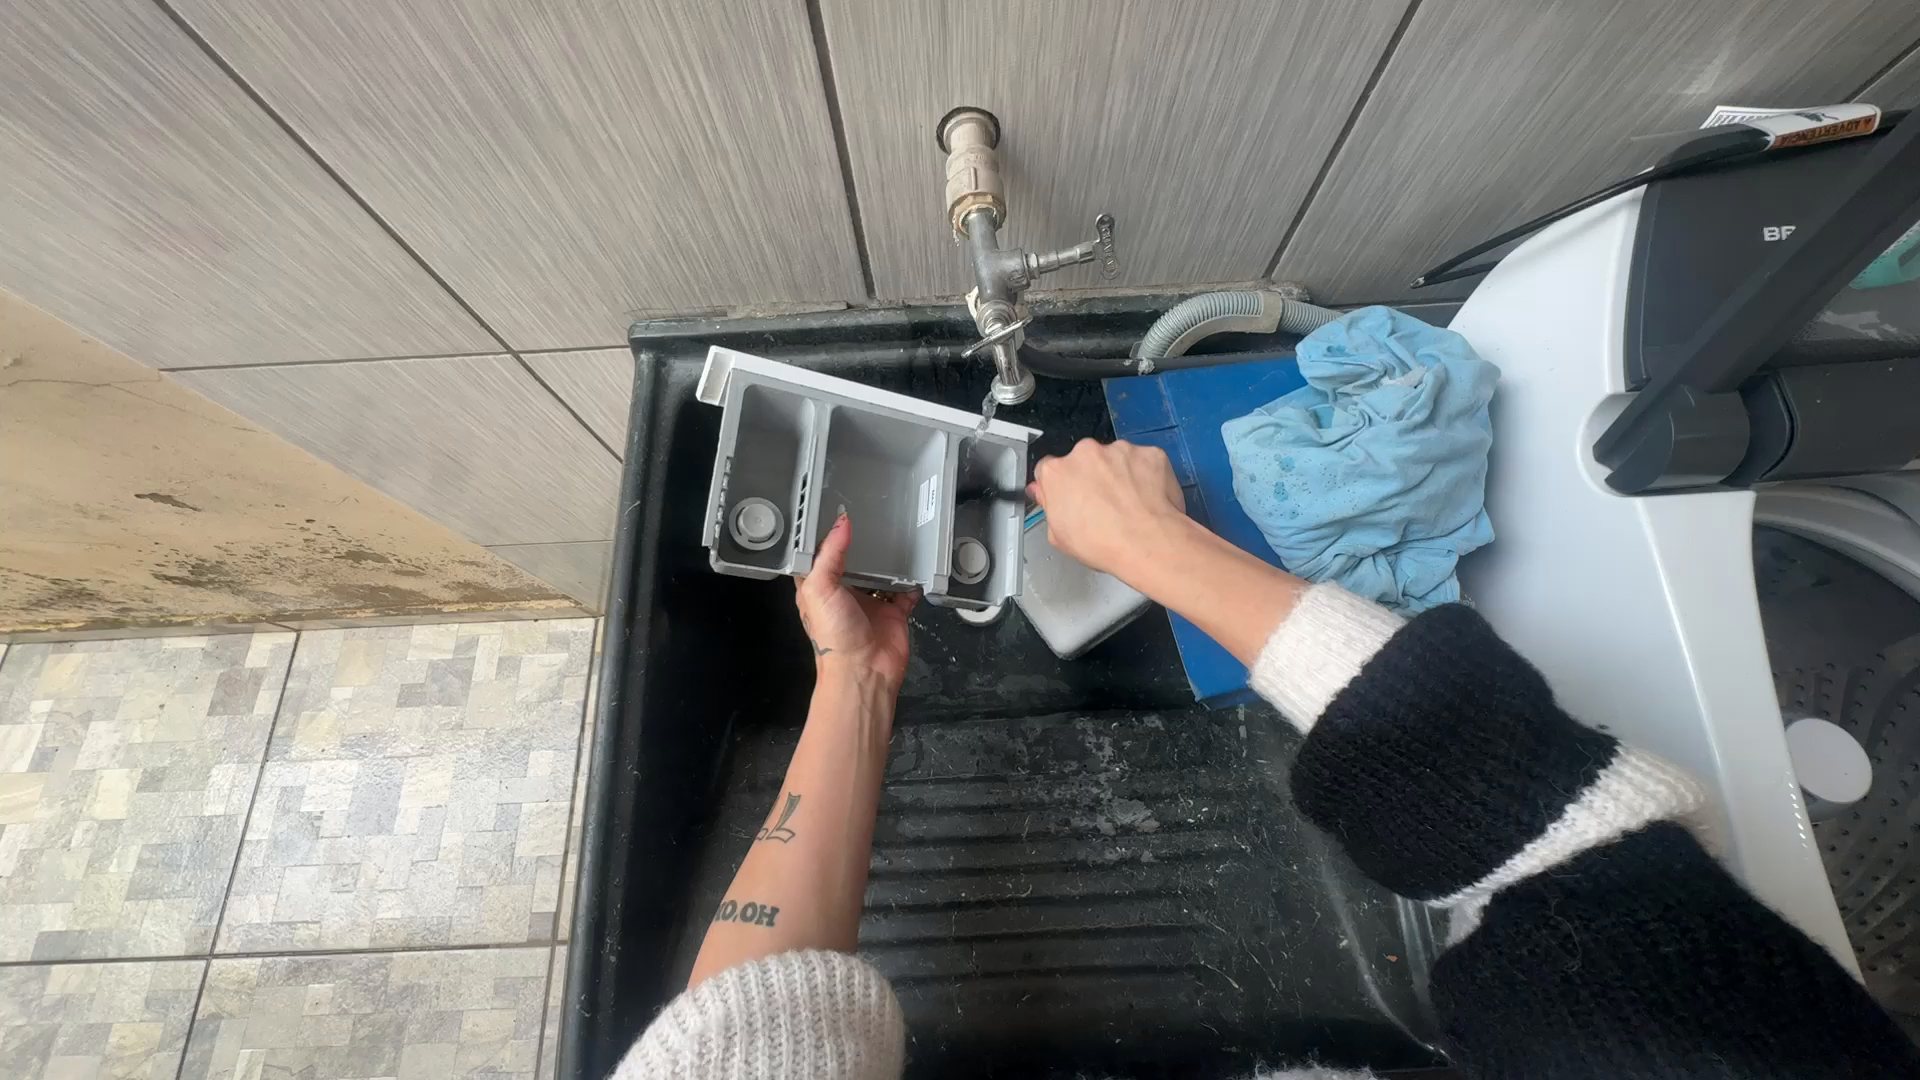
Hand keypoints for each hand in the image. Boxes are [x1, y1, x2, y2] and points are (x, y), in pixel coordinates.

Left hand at [794, 511, 916, 687]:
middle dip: (861, 543)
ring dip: (889, 559)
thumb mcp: (820, 588)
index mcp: (820, 587)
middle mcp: (845, 593)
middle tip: (872, 514)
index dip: (824, 535)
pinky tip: (918, 563)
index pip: (819, 555)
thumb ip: (830, 554)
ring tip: (897, 532)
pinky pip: (907, 591)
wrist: (864, 670)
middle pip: (854, 561)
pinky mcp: (895, 612)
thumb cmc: (833, 635)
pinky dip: (913, 580)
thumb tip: (841, 522)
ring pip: (882, 573)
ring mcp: (872, 602)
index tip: (832, 508)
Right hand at [1028, 438, 1189, 580]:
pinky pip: (1142, 461)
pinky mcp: (1148, 453)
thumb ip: (1049, 506)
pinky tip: (1145, 499)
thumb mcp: (1058, 536)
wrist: (1147, 544)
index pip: (1049, 469)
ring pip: (1114, 458)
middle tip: (1101, 506)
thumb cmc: (1103, 543)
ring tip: (1126, 505)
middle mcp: (1085, 453)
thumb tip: (1045, 495)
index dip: (1059, 485)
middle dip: (1090, 478)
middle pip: (1083, 460)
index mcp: (1057, 472)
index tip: (1068, 496)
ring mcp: (1119, 451)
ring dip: (1118, 475)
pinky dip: (1144, 475)